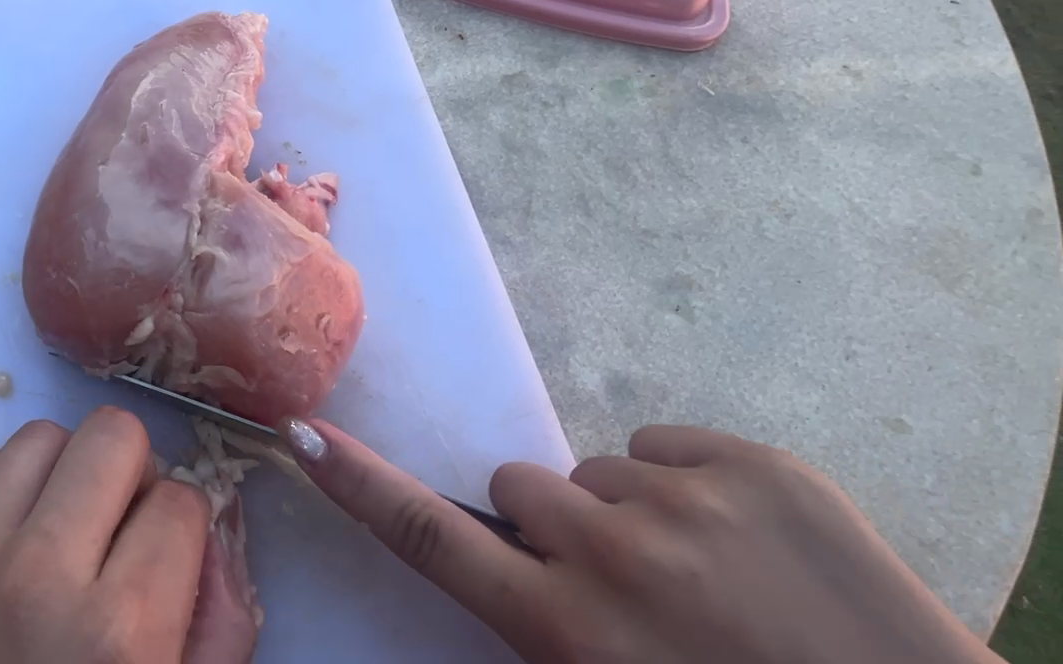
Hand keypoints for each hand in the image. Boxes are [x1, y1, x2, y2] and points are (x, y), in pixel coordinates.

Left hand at [0, 407, 258, 663]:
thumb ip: (219, 619)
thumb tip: (211, 525)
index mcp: (116, 633)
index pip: (180, 502)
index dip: (183, 526)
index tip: (166, 556)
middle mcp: (37, 576)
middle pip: (113, 435)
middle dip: (131, 474)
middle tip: (118, 525)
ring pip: (44, 435)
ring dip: (67, 472)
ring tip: (63, 528)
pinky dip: (12, 489)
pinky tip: (14, 540)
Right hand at [279, 418, 1001, 663]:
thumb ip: (542, 629)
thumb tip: (507, 552)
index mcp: (571, 630)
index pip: (430, 537)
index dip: (357, 484)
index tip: (301, 433)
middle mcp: (614, 552)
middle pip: (521, 487)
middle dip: (550, 526)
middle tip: (624, 587)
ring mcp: (691, 499)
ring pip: (598, 470)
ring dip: (626, 512)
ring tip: (711, 580)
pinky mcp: (761, 462)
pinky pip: (669, 447)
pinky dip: (691, 487)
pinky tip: (757, 547)